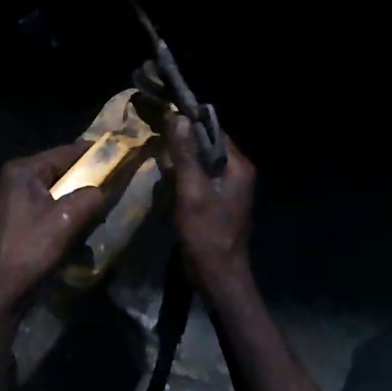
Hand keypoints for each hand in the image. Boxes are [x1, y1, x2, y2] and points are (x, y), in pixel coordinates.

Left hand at [0, 142, 107, 315]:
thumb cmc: (29, 251)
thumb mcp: (65, 221)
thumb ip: (88, 198)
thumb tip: (100, 190)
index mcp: (21, 171)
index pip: (63, 152)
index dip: (89, 152)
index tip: (114, 151)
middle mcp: (13, 179)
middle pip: (57, 170)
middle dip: (83, 178)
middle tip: (110, 182)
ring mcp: (11, 199)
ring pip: (52, 191)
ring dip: (73, 199)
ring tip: (95, 208)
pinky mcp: (13, 219)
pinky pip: (45, 207)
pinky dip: (61, 213)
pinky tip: (75, 228)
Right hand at [163, 115, 256, 285]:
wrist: (218, 277)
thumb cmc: (207, 232)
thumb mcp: (192, 190)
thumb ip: (185, 153)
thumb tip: (177, 116)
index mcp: (238, 166)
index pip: (212, 130)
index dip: (188, 120)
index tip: (162, 113)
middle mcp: (237, 172)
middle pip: (207, 144)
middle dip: (182, 137)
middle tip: (153, 129)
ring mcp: (228, 188)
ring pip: (201, 160)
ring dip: (180, 155)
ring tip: (154, 147)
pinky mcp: (216, 201)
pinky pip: (198, 177)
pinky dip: (182, 172)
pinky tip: (164, 174)